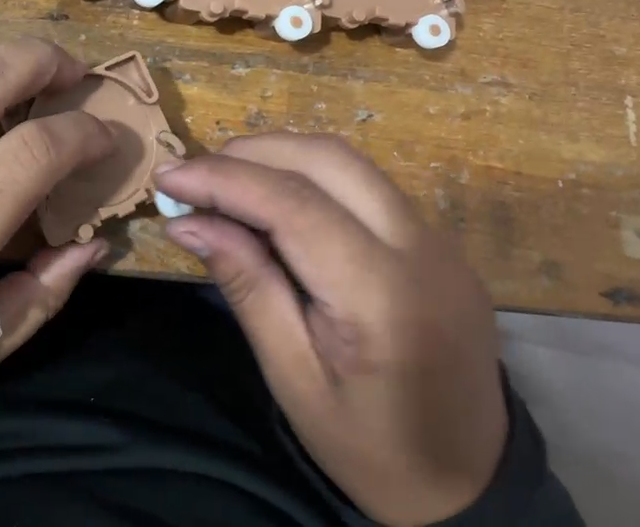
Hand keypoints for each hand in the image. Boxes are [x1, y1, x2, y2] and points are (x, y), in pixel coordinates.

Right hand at [155, 134, 506, 526]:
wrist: (472, 486)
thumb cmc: (370, 448)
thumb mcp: (293, 379)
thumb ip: (248, 286)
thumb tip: (187, 221)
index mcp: (383, 296)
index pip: (293, 204)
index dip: (223, 179)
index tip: (167, 176)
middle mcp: (422, 250)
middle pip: (327, 159)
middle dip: (251, 153)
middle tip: (194, 177)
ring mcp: (440, 242)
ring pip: (350, 163)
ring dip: (281, 157)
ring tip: (226, 183)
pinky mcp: (441, 244)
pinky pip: (368, 185)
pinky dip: (312, 177)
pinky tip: (276, 203)